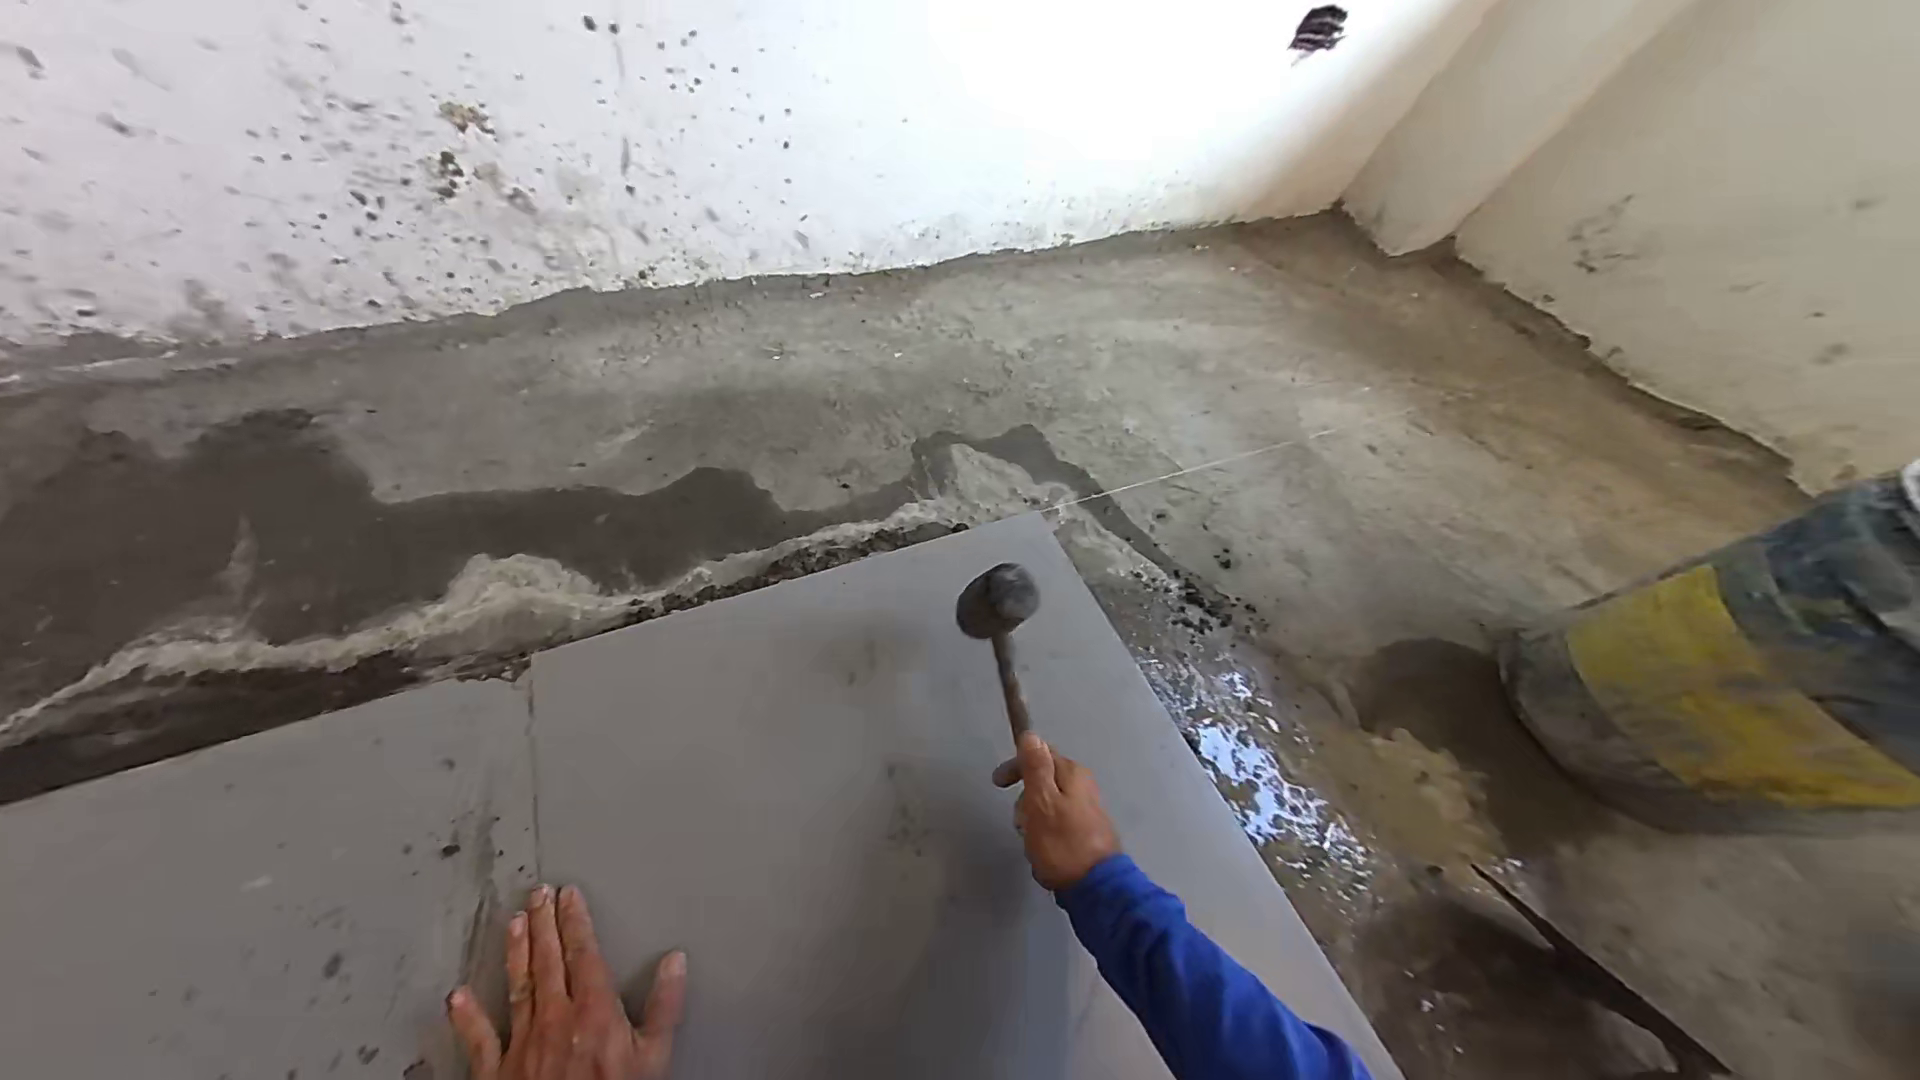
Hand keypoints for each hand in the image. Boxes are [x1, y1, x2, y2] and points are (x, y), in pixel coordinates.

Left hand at [447, 884, 686, 1079]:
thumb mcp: (654, 1058)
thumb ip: (666, 1006)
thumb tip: (676, 960)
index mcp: (594, 1010)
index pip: (584, 952)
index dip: (576, 920)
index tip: (570, 895)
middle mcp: (555, 1019)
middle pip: (549, 960)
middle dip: (544, 923)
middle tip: (539, 893)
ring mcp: (521, 1046)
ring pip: (518, 986)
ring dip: (516, 951)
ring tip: (513, 922)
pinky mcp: (494, 1076)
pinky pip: (478, 1042)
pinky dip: (466, 1018)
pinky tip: (457, 996)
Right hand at [996, 731, 1121, 889]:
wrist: (1097, 889)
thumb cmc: (1062, 843)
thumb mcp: (1041, 801)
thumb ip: (1035, 767)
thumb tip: (1030, 734)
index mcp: (1072, 773)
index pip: (1039, 753)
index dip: (1015, 766)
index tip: (998, 784)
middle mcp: (1083, 786)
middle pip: (1042, 781)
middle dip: (1025, 800)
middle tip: (1021, 823)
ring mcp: (1087, 810)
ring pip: (1047, 804)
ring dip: (1033, 821)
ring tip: (1033, 843)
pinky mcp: (1087, 832)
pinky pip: (1056, 824)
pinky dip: (1044, 834)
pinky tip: (1044, 853)